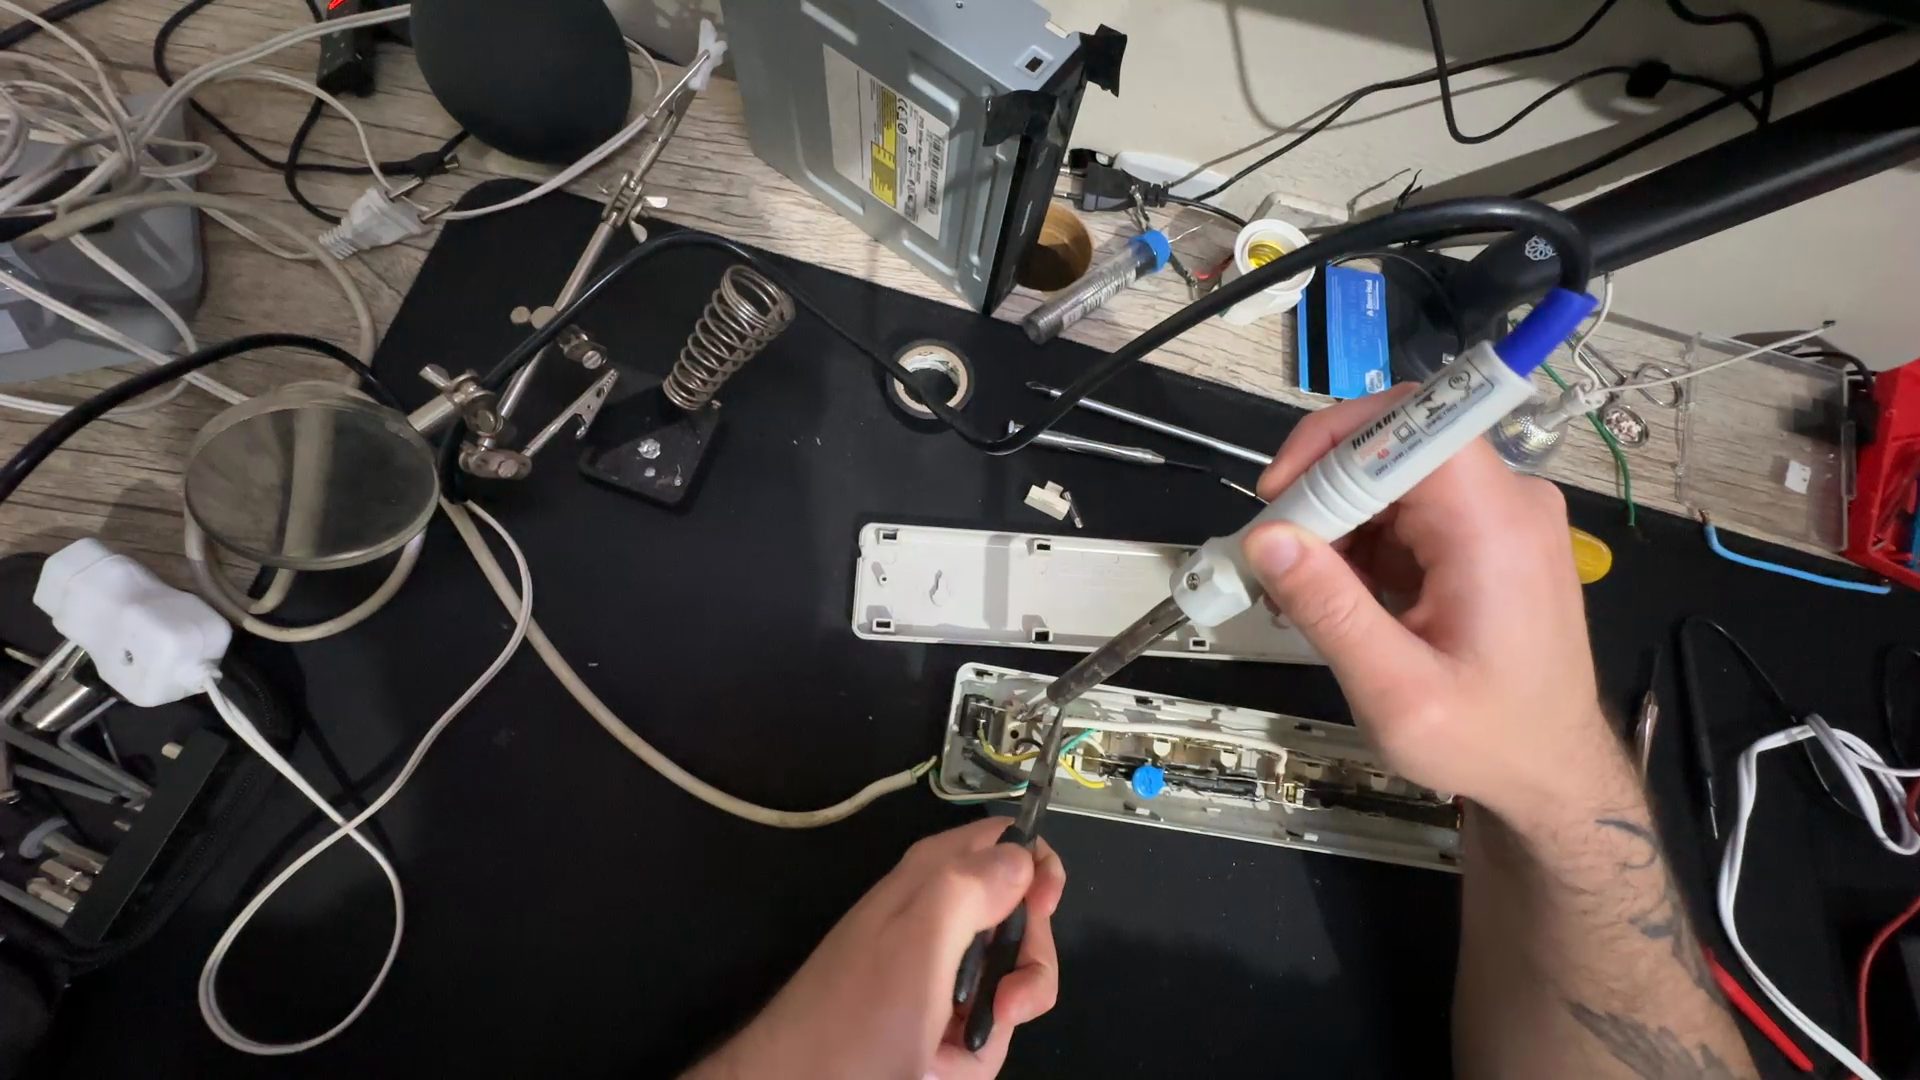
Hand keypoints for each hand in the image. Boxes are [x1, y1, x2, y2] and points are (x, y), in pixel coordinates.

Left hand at [685, 817, 1065, 1079]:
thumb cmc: (861, 1016)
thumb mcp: (920, 943)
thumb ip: (972, 887)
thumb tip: (1023, 853)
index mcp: (938, 874)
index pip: (1008, 839)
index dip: (1039, 868)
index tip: (1044, 912)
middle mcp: (940, 908)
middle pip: (1021, 917)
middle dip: (1026, 968)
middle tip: (1005, 1006)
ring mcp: (937, 963)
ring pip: (1006, 979)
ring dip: (992, 1023)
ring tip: (948, 1052)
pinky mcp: (932, 1010)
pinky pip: (980, 1022)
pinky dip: (969, 1052)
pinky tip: (937, 1066)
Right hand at [1243, 387, 1626, 823]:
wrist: (1551, 775)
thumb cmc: (1487, 741)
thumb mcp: (1395, 691)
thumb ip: (1330, 610)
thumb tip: (1264, 538)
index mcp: (1494, 526)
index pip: (1410, 428)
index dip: (1332, 442)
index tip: (1276, 498)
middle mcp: (1501, 503)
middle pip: (1388, 450)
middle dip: (1315, 496)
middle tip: (1274, 560)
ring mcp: (1490, 518)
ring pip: (1383, 481)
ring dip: (1328, 525)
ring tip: (1300, 592)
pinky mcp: (1475, 539)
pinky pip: (1396, 513)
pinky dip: (1351, 544)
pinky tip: (1335, 596)